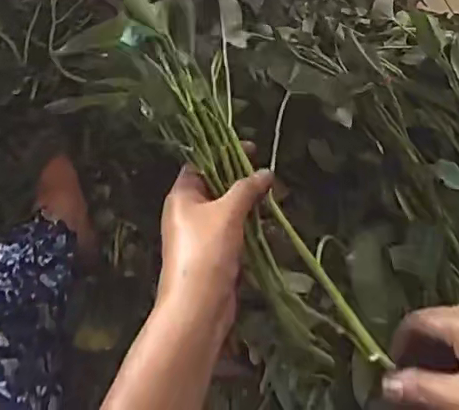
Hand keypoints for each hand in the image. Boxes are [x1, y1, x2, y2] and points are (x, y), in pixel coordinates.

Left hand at [156, 163, 274, 325]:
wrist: (197, 308)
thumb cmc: (206, 250)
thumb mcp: (227, 212)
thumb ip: (246, 189)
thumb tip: (266, 172)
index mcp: (182, 193)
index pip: (202, 162)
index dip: (225, 153)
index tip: (251, 150)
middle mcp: (187, 210)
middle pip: (217, 186)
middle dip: (244, 183)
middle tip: (270, 178)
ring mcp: (200, 234)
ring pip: (228, 212)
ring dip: (251, 208)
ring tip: (276, 203)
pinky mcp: (214, 256)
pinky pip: (234, 234)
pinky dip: (250, 231)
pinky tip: (272, 231)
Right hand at [381, 306, 458, 409]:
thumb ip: (421, 388)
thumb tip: (385, 381)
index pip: (414, 322)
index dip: (397, 349)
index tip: (390, 379)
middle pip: (431, 330)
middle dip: (417, 359)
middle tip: (409, 390)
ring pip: (450, 344)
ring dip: (436, 368)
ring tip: (432, 395)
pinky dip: (456, 371)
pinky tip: (458, 395)